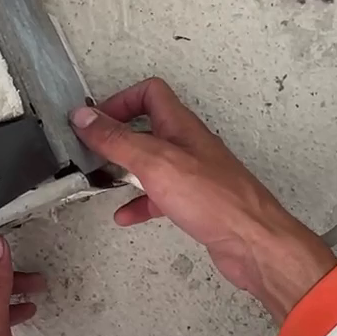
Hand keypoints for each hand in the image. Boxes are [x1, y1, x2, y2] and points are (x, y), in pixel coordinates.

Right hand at [70, 78, 336, 321]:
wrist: (252, 242)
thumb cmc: (213, 199)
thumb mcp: (155, 162)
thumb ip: (117, 139)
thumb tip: (85, 116)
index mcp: (180, 126)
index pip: (150, 93)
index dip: (121, 100)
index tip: (96, 121)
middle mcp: (187, 145)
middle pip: (147, 127)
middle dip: (117, 137)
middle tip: (92, 150)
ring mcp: (192, 174)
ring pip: (151, 164)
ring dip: (125, 171)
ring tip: (101, 181)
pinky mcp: (194, 203)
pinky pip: (159, 196)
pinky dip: (139, 203)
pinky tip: (126, 216)